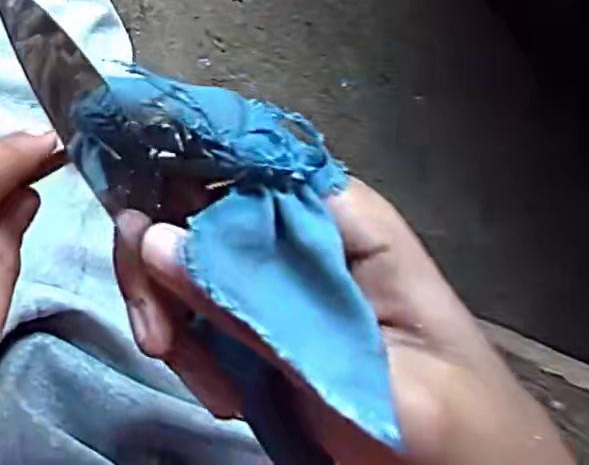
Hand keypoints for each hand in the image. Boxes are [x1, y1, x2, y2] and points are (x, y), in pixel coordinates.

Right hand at [113, 180, 571, 464]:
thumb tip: (151, 237)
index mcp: (333, 212)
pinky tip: (213, 388)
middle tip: (155, 334)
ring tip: (193, 375)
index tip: (131, 219)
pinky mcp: (245, 304)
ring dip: (164, 309)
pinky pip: (181, 294)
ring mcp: (262, 263)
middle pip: (184, 198)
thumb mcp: (367, 385)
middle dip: (154, 261)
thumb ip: (257, 310)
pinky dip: (179, 337)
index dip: (171, 168)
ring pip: (170, 245)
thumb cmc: (457, 445)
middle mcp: (288, 221)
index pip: (232, 154)